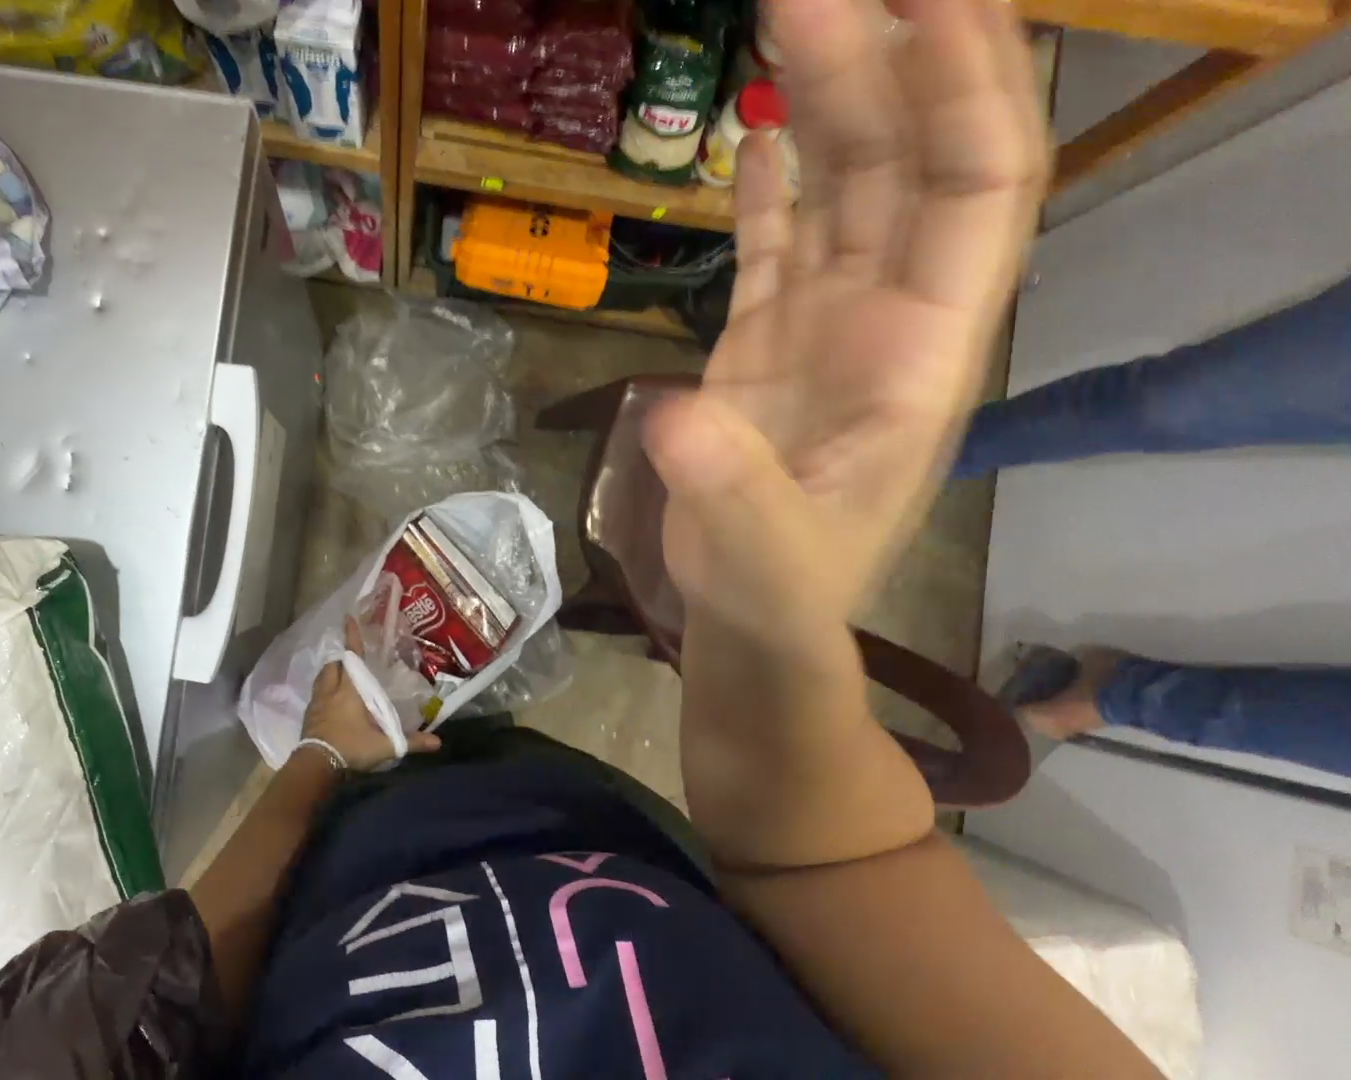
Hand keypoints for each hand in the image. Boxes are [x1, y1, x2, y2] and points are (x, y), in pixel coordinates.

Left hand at [301, 618, 442, 771]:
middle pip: (333, 666)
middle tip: (351, 661)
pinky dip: (323, 693)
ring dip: (330, 674)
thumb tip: (438, 742)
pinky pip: (316, 696)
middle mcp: (330, 691)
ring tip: (341, 679)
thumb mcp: (384, 746)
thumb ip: (410, 742)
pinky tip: (331, 703)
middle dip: (341, 660)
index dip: (351, 637)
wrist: (316, 765)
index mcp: (349, 691)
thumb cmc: (351, 748)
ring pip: (322, 679)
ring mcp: (317, 703)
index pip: (352, 658)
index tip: (348, 618)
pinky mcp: (308, 716)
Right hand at [645, 0, 1046, 649]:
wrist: (750, 616)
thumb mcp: (764, 559)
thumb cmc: (777, 593)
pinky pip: (782, 245)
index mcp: (919, 354)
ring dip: (825, 106)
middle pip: (905, 168)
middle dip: (878, 66)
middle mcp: (887, 319)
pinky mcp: (767, 344)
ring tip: (781, 20)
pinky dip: (776, 189)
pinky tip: (760, 136)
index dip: (966, 91)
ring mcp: (825, 327)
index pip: (975, 195)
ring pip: (843, 192)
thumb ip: (734, 492)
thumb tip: (677, 419)